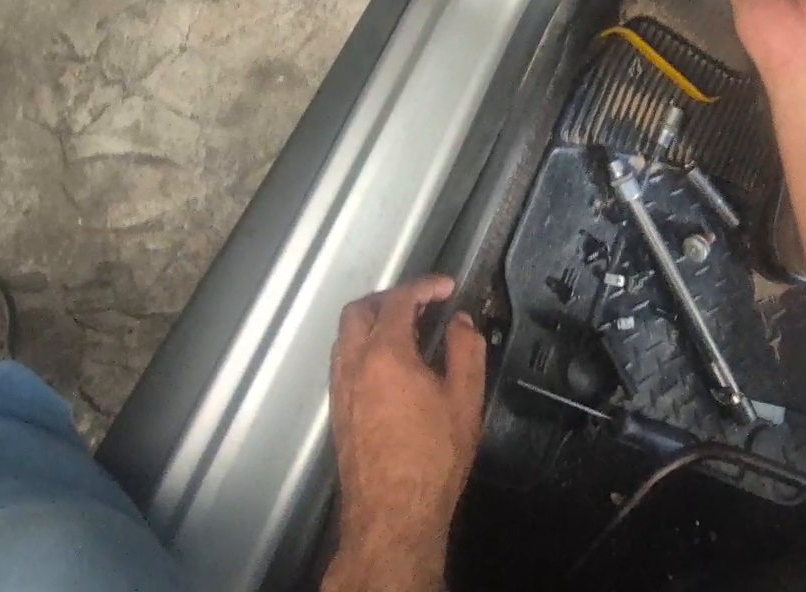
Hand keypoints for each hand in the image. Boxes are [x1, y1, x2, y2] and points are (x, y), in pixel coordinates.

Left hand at [325, 275, 486, 591]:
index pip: (400, 300)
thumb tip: (462, 323)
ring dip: (374, 321)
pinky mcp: (338, 413)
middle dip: (391, 297)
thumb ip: (466, 350)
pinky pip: (344, 361)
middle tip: (423, 302)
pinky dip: (366, 346)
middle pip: (359, 310)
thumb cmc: (433, 457)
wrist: (393, 518)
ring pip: (346, 336)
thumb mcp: (465, 399)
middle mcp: (353, 366)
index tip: (449, 287)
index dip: (425, 286)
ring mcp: (341, 390)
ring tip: (409, 330)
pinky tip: (393, 364)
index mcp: (385, 355)